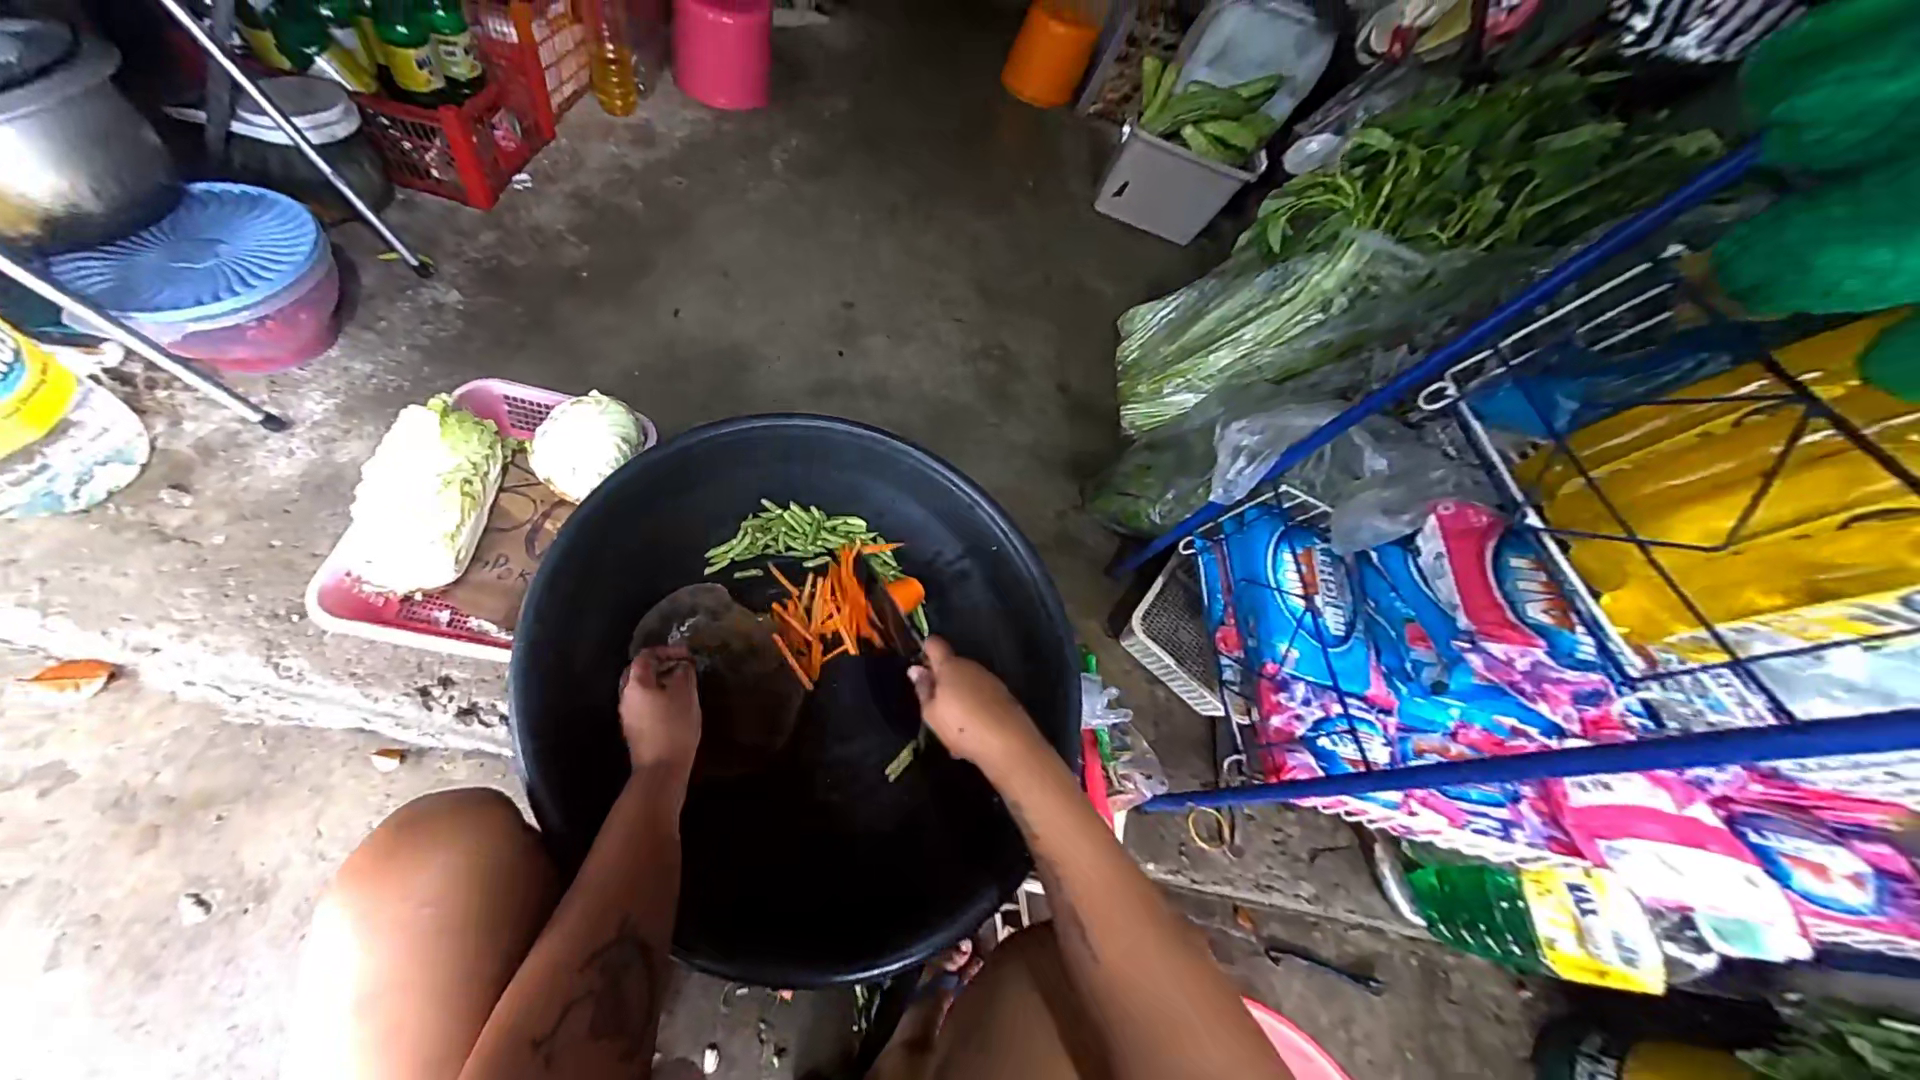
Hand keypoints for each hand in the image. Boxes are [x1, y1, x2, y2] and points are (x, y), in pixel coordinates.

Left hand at [619, 646, 701, 779]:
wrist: (661, 768)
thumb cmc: (674, 727)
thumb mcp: (686, 695)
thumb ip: (684, 673)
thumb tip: (682, 665)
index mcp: (636, 685)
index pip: (646, 656)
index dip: (667, 650)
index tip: (687, 655)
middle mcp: (626, 697)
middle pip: (639, 671)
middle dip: (660, 664)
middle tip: (681, 665)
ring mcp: (628, 714)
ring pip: (641, 688)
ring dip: (659, 680)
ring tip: (681, 683)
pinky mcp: (634, 728)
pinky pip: (643, 702)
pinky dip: (657, 695)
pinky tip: (674, 702)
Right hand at [909, 636, 1048, 772]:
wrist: (1007, 741)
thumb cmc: (960, 725)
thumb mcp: (931, 713)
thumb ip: (923, 689)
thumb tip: (916, 669)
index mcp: (950, 666)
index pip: (935, 644)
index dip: (926, 649)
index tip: (920, 663)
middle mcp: (971, 666)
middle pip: (952, 666)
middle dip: (942, 680)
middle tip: (933, 705)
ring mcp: (990, 679)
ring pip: (967, 683)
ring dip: (958, 697)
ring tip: (952, 725)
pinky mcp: (1003, 694)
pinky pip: (980, 697)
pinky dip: (973, 708)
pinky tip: (970, 732)